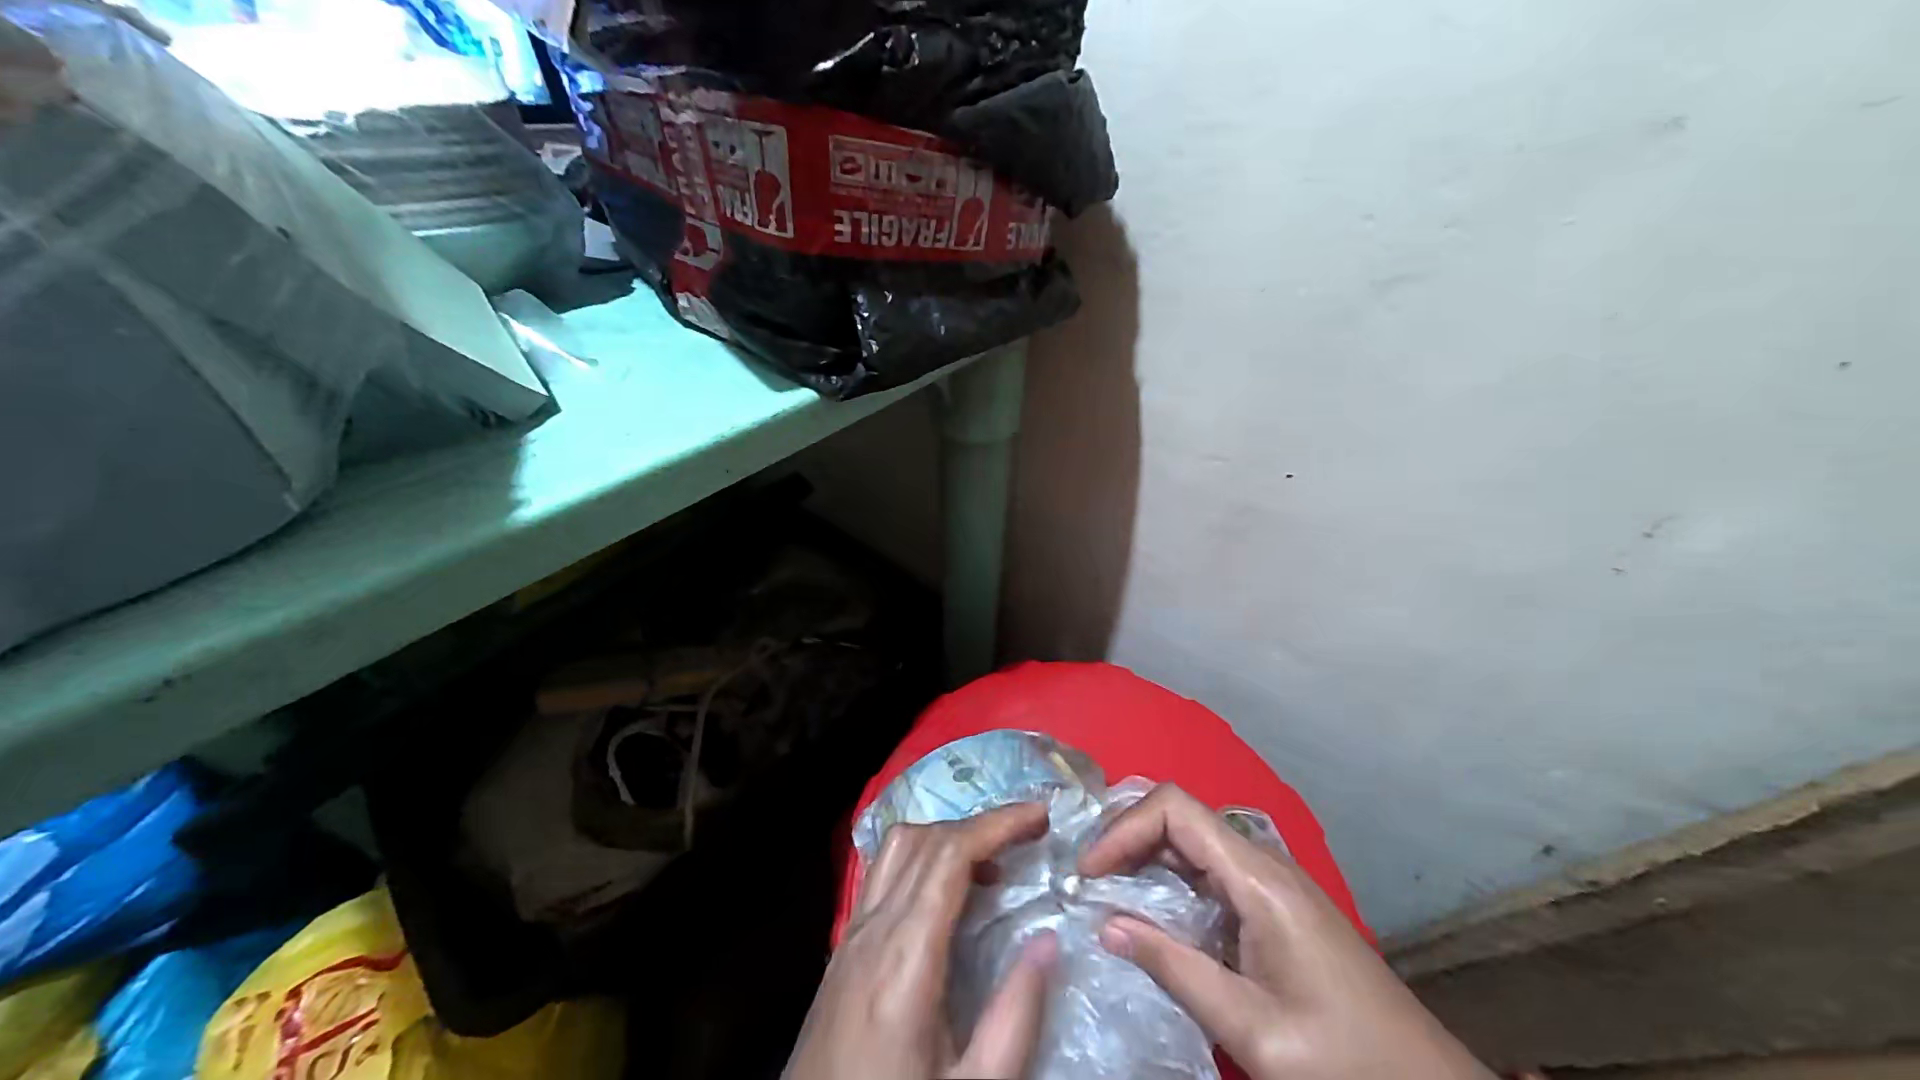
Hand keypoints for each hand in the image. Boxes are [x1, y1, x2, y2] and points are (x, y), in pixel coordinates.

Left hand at [784, 802, 1059, 1079]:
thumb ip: (1015, 1015)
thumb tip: (1049, 940)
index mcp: (905, 954)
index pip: (950, 854)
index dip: (997, 824)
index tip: (1040, 816)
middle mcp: (873, 927)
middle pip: (926, 840)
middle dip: (981, 824)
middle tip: (1029, 833)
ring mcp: (852, 932)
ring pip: (899, 848)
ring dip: (948, 837)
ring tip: (993, 863)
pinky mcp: (844, 946)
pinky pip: (883, 874)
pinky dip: (922, 858)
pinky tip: (947, 893)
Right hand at [1080, 785, 1494, 1079]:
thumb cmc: (1343, 1058)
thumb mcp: (1251, 1028)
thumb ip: (1175, 969)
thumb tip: (1104, 924)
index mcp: (1261, 880)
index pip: (1176, 810)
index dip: (1124, 829)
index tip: (1089, 873)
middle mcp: (1265, 865)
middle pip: (1180, 818)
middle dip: (1126, 837)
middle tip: (1087, 878)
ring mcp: (1273, 883)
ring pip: (1193, 842)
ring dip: (1144, 857)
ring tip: (1105, 892)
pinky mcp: (1275, 906)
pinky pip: (1210, 872)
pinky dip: (1169, 880)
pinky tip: (1150, 914)